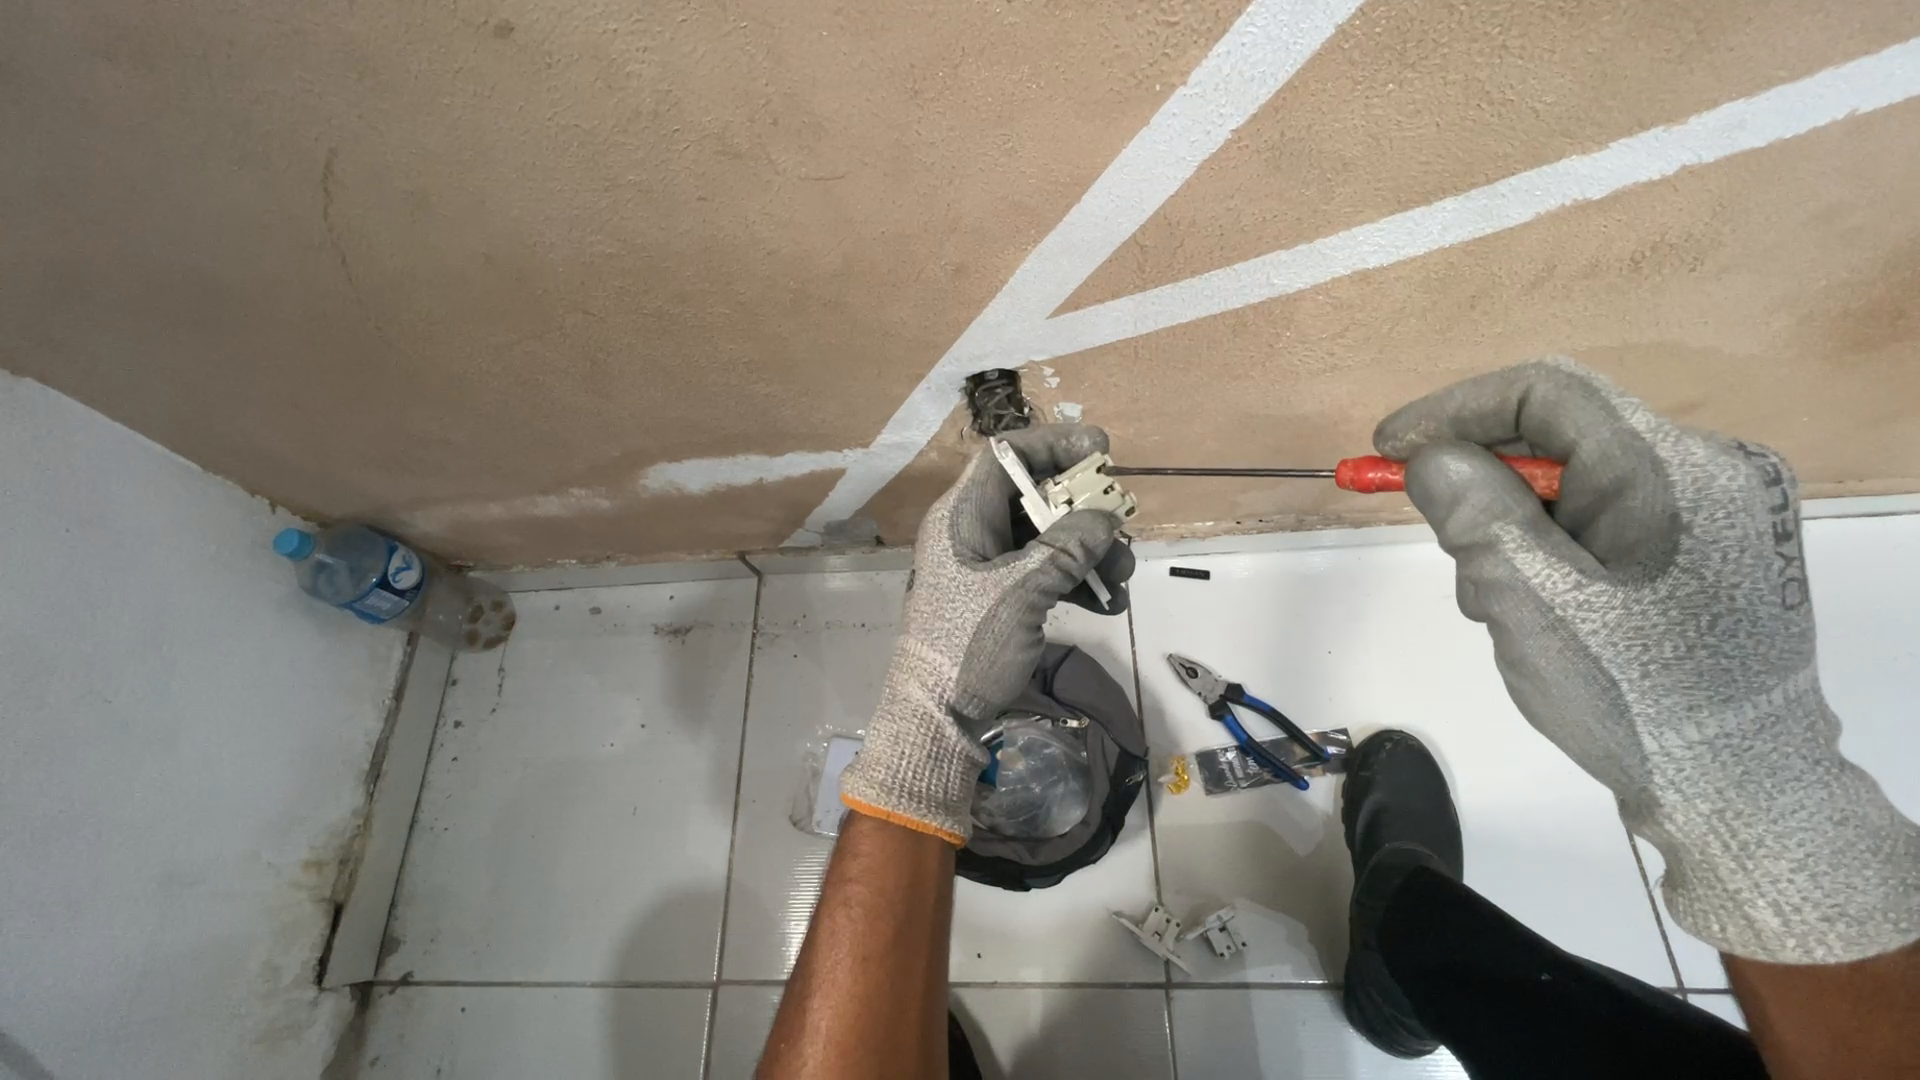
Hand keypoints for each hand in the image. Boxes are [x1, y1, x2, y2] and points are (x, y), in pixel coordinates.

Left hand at [839, 424, 1133, 844]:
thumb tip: (1107, 516)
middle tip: (1121, 530)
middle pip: (1033, 495)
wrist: (938, 714)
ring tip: (1121, 579)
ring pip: (1045, 535)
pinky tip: (1105, 603)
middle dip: (1083, 511)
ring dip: (1087, 550)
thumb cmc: (968, 644)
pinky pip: (1043, 569)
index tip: (1100, 451)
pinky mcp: (999, 594)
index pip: (1004, 455)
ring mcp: (986, 564)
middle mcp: (972, 530)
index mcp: (961, 516)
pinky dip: (1075, 579)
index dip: (1052, 444)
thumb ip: (1066, 549)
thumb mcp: (1021, 592)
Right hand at [1376, 357, 1919, 964]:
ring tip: (1492, 600)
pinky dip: (1536, 548)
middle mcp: (1698, 473)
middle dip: (1476, 483)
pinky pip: (1588, 520)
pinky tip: (1531, 607)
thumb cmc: (1630, 689)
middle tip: (1439, 539)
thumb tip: (1429, 456)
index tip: (1388, 449)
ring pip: (1562, 485)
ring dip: (1502, 526)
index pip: (1545, 392)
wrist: (1732, 785)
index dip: (1453, 409)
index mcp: (1670, 469)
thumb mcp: (1532, 597)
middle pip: (1552, 440)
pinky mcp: (1691, 550)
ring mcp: (1701, 514)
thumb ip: (1476, 514)